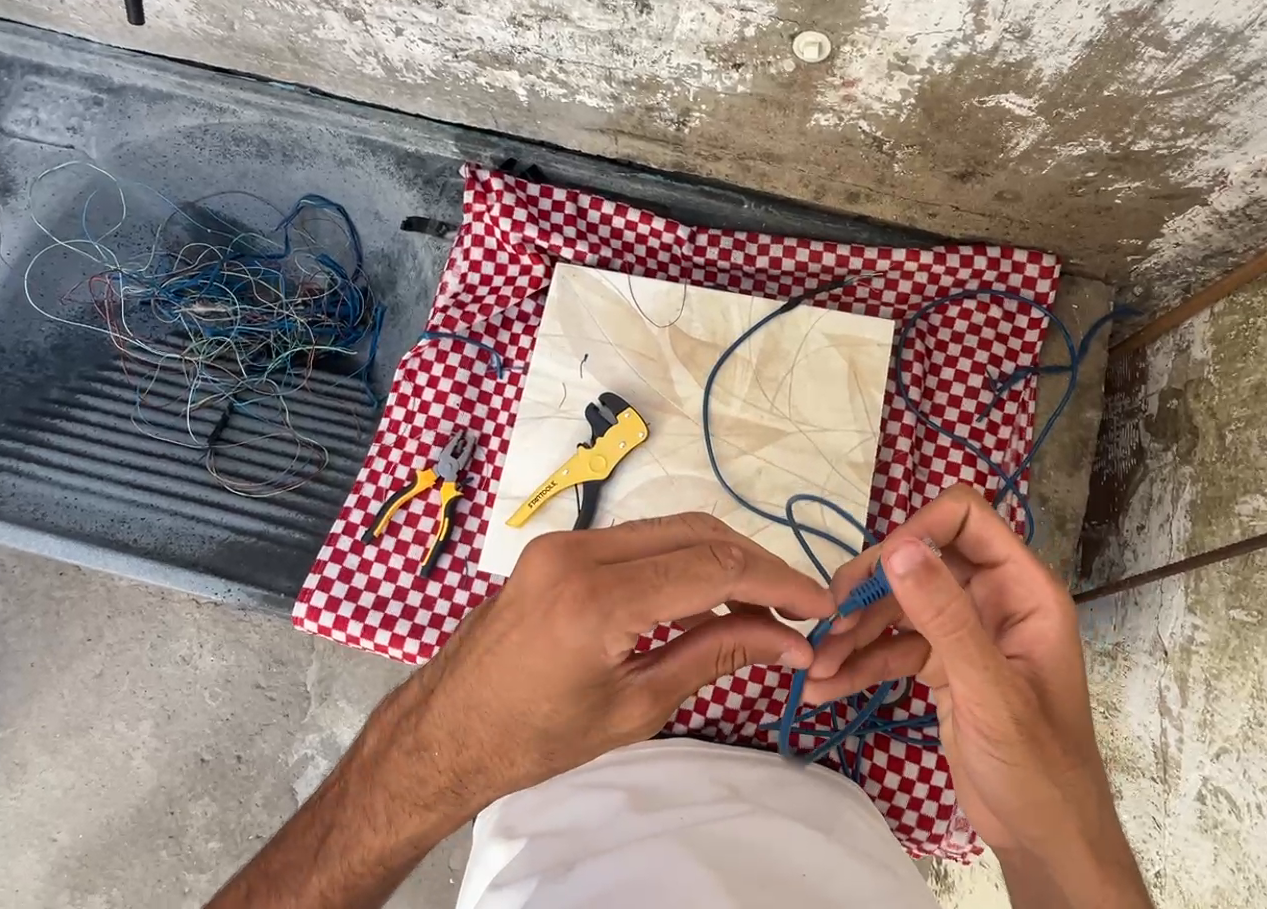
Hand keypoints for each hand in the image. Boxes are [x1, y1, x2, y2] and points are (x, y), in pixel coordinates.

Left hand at [209, 513, 835, 908]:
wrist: (448, 729)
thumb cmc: (537, 739)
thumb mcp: (635, 707)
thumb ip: (715, 656)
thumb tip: (789, 641)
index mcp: (598, 599)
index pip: (713, 568)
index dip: (777, 582)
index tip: (819, 609)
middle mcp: (581, 550)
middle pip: (697, 534)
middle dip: (756, 566)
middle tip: (796, 608)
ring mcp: (566, 540)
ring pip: (671, 528)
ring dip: (723, 558)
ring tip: (762, 603)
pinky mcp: (560, 544)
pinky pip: (641, 538)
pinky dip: (684, 558)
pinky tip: (708, 592)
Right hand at [802, 485, 1149, 907]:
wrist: (1045, 841)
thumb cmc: (1037, 768)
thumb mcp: (989, 692)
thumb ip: (945, 617)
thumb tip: (896, 549)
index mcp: (1021, 590)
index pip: (965, 519)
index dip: (917, 530)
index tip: (878, 571)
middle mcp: (990, 599)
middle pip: (917, 561)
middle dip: (870, 590)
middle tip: (828, 620)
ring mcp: (962, 631)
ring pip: (896, 606)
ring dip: (853, 633)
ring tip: (815, 665)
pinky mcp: (940, 663)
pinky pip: (891, 647)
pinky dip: (858, 663)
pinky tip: (823, 685)